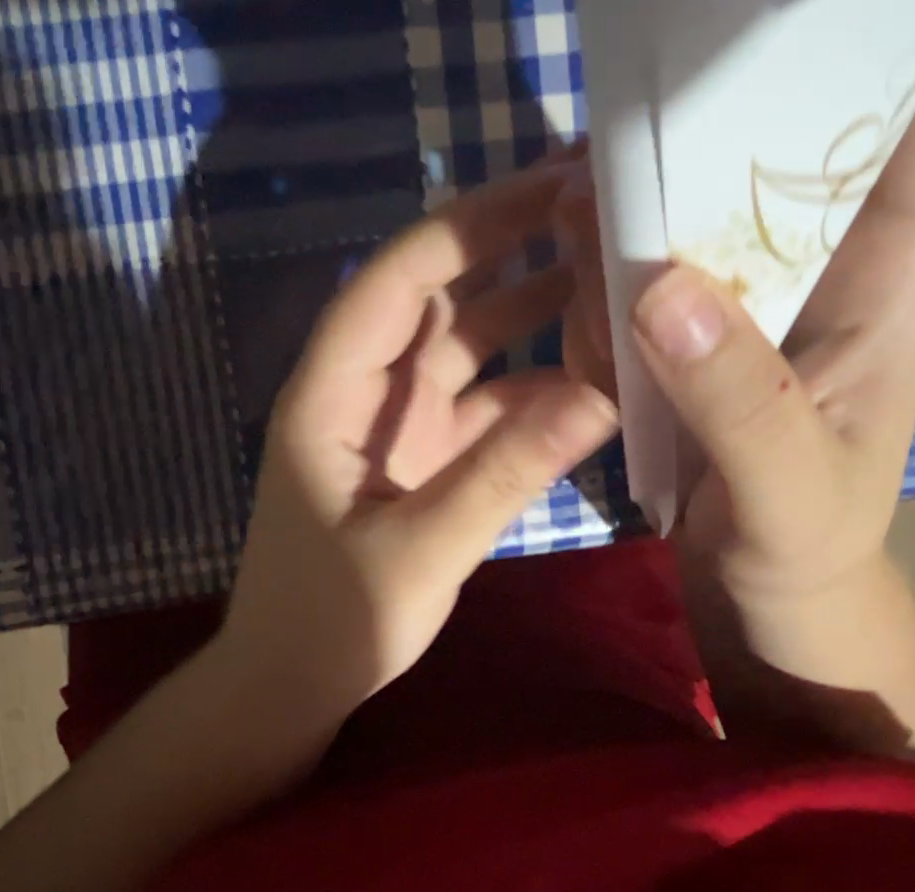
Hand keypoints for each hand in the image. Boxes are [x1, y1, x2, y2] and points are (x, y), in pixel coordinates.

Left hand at [218, 150, 616, 716]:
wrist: (292, 685)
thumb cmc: (331, 623)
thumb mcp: (419, 552)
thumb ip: (503, 473)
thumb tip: (601, 389)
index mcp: (333, 395)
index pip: (398, 280)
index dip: (473, 225)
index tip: (557, 184)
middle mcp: (365, 394)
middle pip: (440, 301)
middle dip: (514, 253)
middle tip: (607, 211)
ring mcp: (398, 428)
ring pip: (470, 351)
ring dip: (534, 319)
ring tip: (622, 283)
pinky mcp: (424, 464)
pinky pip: (485, 409)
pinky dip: (535, 393)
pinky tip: (598, 381)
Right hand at [558, 4, 914, 692]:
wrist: (768, 618)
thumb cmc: (807, 560)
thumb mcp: (786, 490)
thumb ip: (738, 397)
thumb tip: (660, 284)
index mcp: (874, 299)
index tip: (866, 3)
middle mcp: (807, 292)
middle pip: (782, 167)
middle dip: (716, 130)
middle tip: (627, 124)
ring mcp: (740, 328)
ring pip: (692, 230)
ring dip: (630, 219)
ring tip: (573, 217)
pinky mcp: (686, 363)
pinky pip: (639, 298)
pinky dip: (602, 297)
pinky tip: (581, 329)